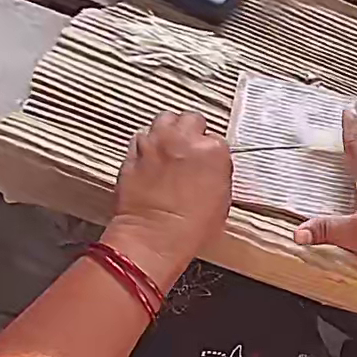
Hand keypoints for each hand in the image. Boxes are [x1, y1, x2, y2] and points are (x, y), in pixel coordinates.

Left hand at [104, 111, 231, 291]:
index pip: (216, 138)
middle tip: (190, 149)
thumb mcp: (223, 199)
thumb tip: (212, 167)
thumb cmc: (191, 227)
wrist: (155, 237)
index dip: (211, 151)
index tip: (208, 162)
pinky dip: (147, 144)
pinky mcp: (134, 153)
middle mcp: (184, 139)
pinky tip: (151, 158)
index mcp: (212, 150)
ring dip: (169, 131)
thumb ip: (218, 172)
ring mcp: (156, 143)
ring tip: (170, 148)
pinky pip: (141, 137)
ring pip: (164, 120)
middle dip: (191, 131)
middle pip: (190, 119)